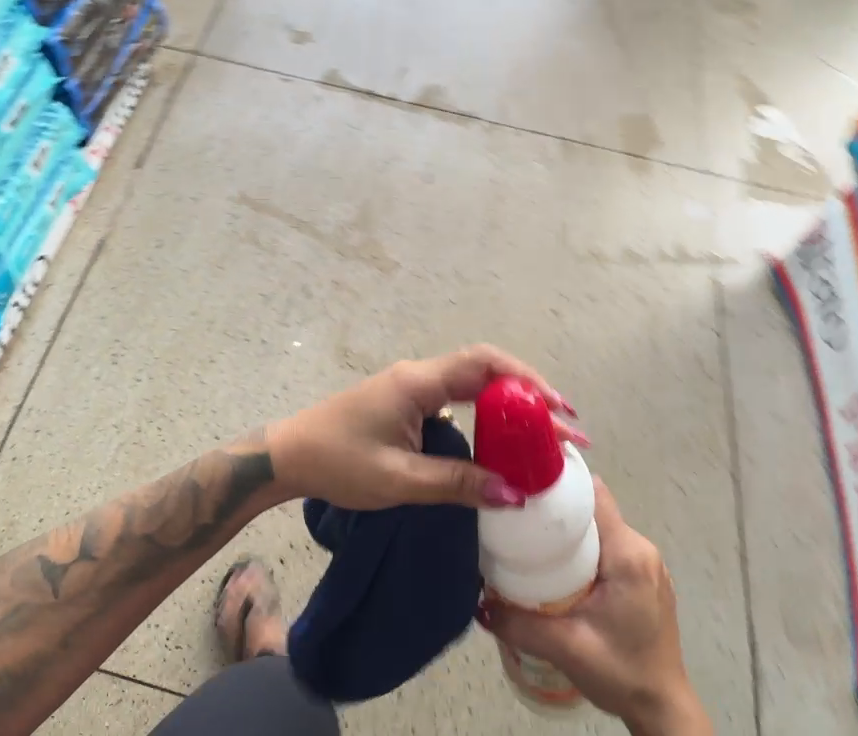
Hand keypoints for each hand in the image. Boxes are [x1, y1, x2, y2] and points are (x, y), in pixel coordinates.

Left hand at [265, 344, 585, 510]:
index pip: (485, 365)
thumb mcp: (400, 480)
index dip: (528, 382)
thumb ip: (458, 483)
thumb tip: (517, 493)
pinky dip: (486, 414)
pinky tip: (504, 440)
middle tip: (568, 431)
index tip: (561, 410)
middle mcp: (418, 375)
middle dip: (529, 397)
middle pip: (485, 372)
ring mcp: (411, 387)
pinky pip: (457, 398)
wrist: (289, 455)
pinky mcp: (406, 401)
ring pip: (472, 384)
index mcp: (418, 382)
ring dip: (510, 406)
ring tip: (546, 437)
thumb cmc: (339, 464)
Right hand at [476, 478, 710, 735]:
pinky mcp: (643, 580)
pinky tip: (556, 571)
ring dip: (567, 534)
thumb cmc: (622, 672)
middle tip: (516, 522)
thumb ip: (518, 624)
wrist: (662, 710)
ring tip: (530, 547)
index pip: (594, 494)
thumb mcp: (565, 648)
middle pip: (592, 511)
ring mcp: (646, 565)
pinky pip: (607, 548)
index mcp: (628, 554)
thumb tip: (478, 603)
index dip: (559, 484)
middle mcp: (642, 550)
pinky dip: (581, 551)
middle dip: (555, 513)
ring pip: (598, 530)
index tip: (524, 486)